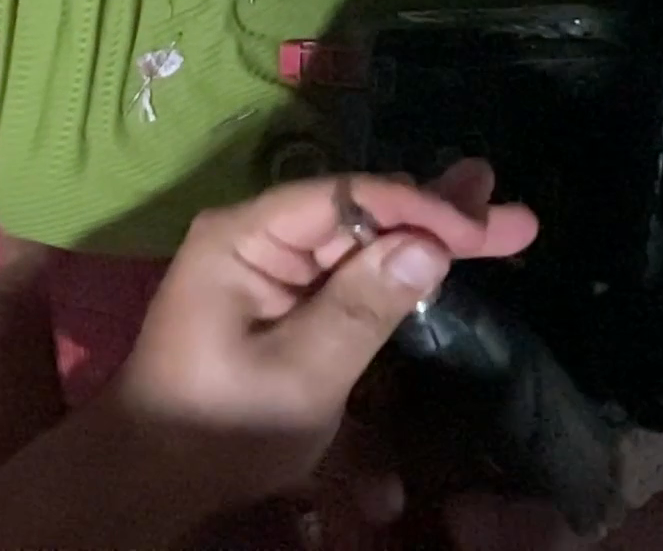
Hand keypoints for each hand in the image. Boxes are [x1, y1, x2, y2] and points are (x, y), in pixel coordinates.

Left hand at [107, 160, 537, 511]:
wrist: (158, 464)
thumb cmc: (223, 423)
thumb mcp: (302, 373)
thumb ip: (363, 306)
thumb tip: (428, 245)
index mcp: (244, 234)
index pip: (342, 198)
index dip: (416, 206)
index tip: (484, 227)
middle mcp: (253, 232)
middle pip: (351, 210)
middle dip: (429, 211)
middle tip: (504, 209)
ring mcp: (262, 261)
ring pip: (349, 235)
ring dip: (416, 230)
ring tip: (485, 216)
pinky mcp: (274, 291)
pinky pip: (336, 267)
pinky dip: (386, 262)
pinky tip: (429, 250)